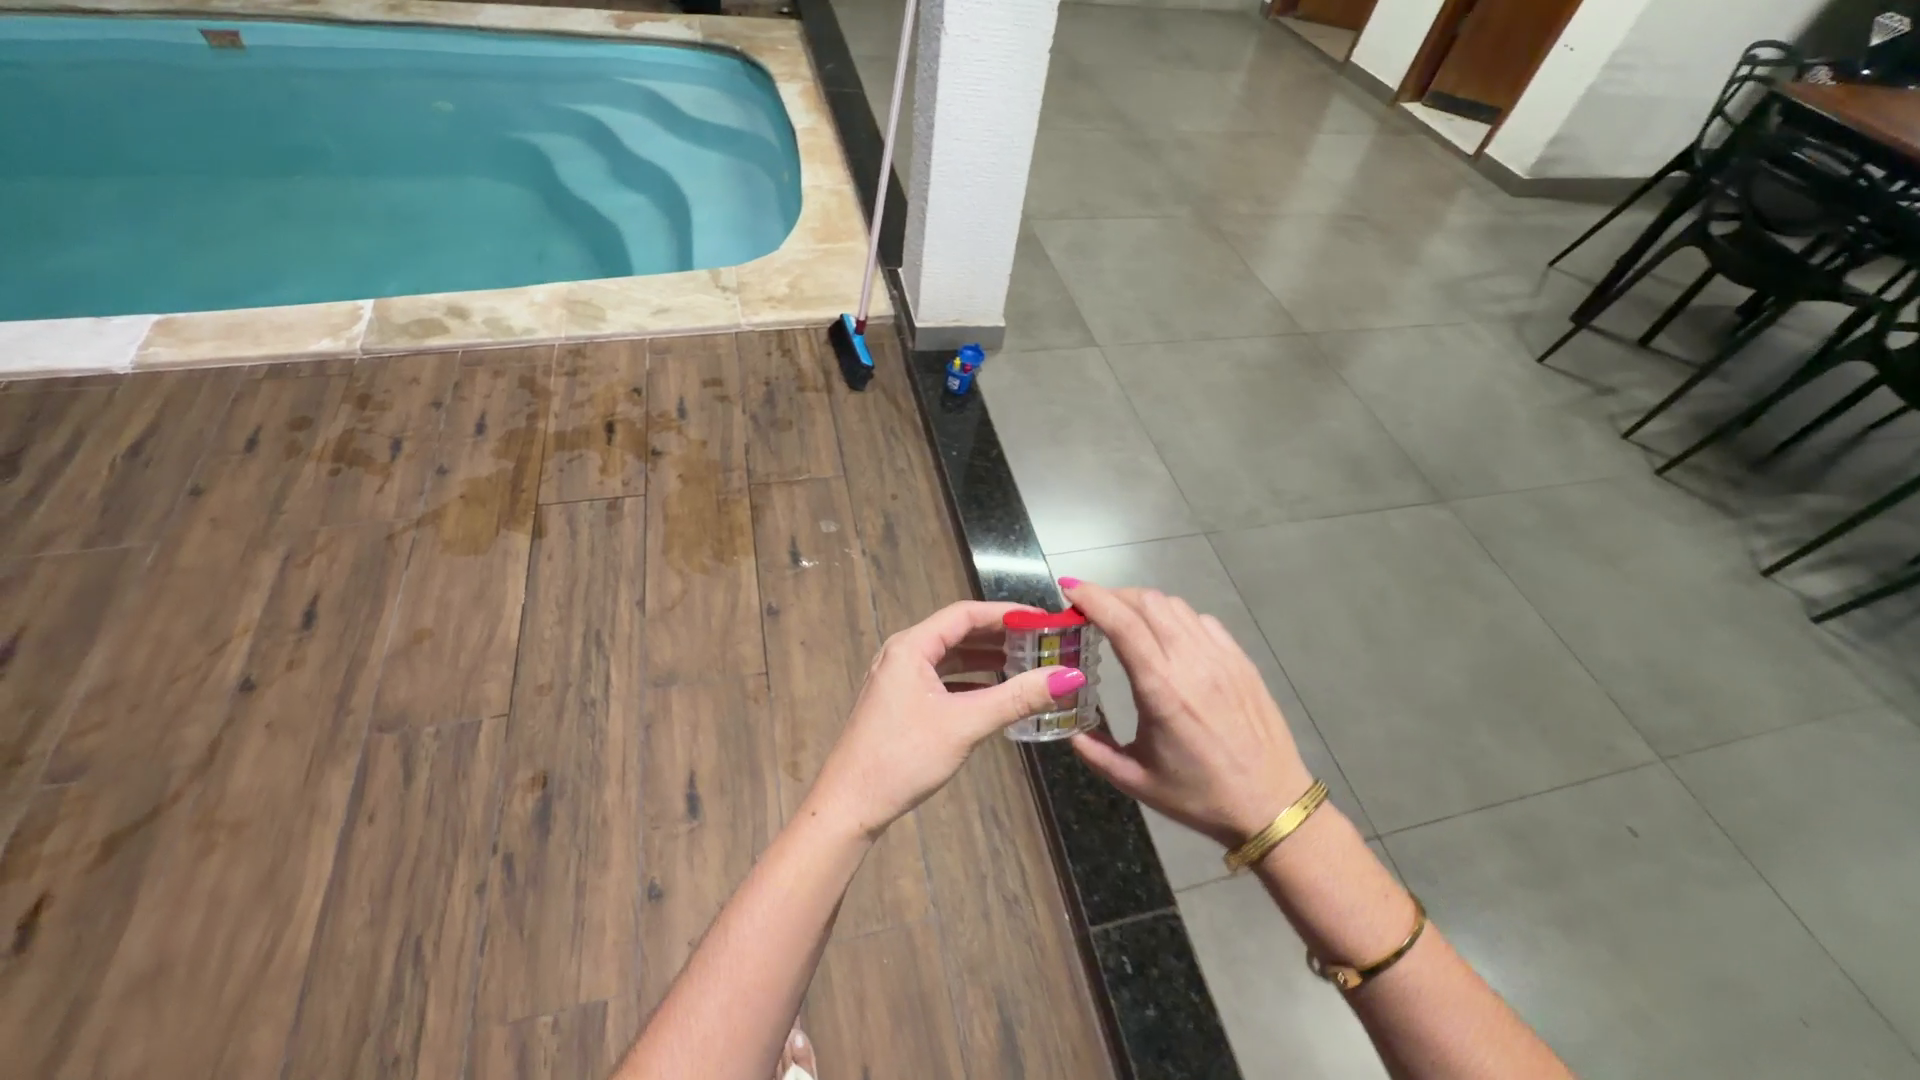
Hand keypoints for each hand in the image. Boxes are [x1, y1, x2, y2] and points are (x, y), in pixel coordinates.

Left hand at [804, 601, 1086, 836]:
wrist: (850, 804)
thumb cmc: (902, 758)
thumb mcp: (965, 724)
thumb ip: (1017, 698)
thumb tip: (1068, 677)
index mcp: (911, 646)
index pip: (966, 614)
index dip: (1007, 612)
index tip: (1043, 619)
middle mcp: (903, 654)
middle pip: (959, 632)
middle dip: (1000, 635)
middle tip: (1042, 641)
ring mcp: (899, 679)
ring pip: (951, 657)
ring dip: (987, 658)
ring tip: (1027, 663)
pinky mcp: (900, 702)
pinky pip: (943, 679)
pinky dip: (971, 681)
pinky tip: (996, 693)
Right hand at [1062, 579, 1311, 847]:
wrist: (1273, 806)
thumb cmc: (1201, 796)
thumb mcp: (1136, 781)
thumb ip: (1096, 752)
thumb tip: (1070, 730)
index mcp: (1161, 689)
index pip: (1122, 623)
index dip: (1092, 597)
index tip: (1069, 589)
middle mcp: (1191, 663)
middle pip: (1147, 602)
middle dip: (1113, 596)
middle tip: (1090, 610)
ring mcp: (1221, 657)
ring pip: (1175, 606)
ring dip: (1143, 604)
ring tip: (1126, 621)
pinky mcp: (1241, 661)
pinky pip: (1202, 621)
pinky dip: (1175, 618)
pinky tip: (1168, 638)